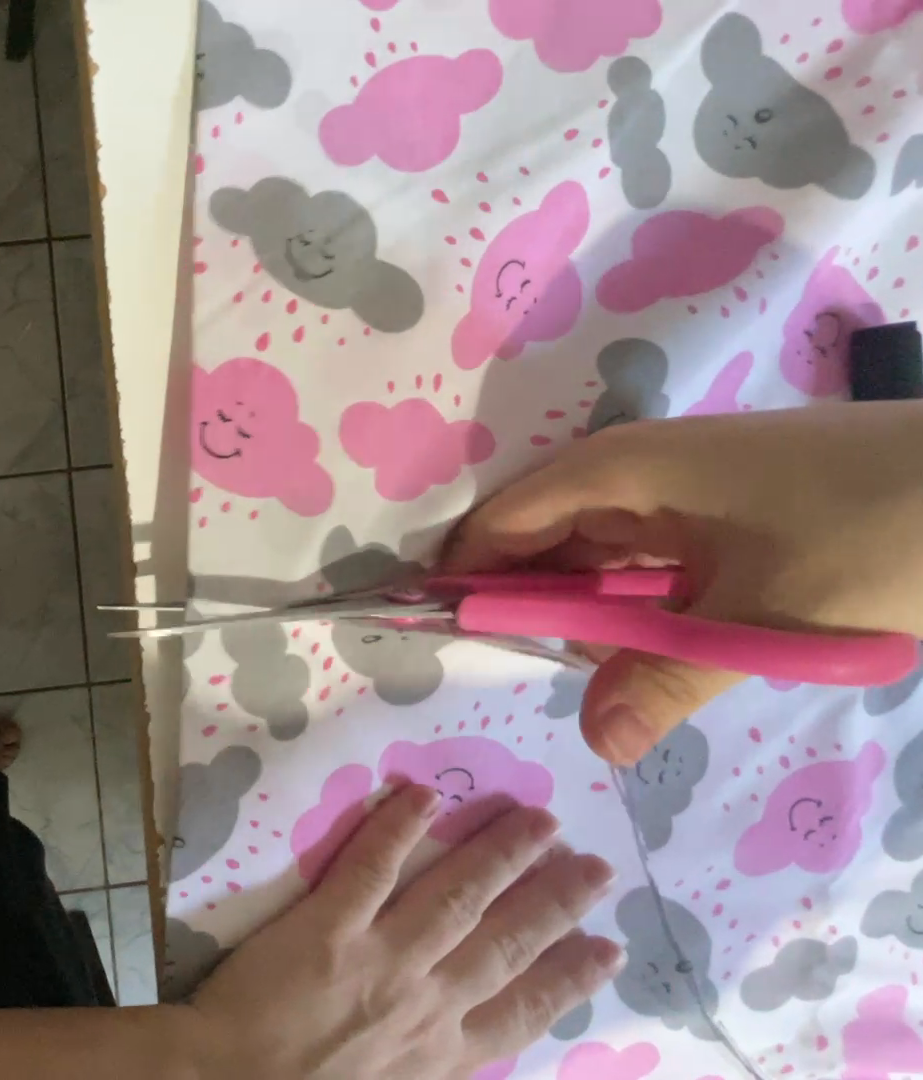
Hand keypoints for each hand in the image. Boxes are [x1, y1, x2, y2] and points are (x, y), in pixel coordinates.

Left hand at [188, 786, 620, 1079]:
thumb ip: (437, 1056)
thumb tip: (473, 1024)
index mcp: (447, 1051)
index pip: (527, 1007)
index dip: (572, 976)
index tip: (611, 946)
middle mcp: (428, 1002)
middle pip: (504, 941)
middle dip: (555, 901)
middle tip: (595, 863)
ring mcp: (380, 960)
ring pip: (455, 896)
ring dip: (501, 855)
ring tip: (538, 820)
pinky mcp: (326, 928)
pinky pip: (371, 869)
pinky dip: (400, 829)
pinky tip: (425, 796)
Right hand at [442, 403, 922, 763]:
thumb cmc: (884, 527)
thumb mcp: (773, 618)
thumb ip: (670, 680)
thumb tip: (596, 747)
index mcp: (608, 472)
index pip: (495, 528)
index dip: (463, 580)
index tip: (446, 638)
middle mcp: (619, 468)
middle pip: (529, 537)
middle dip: (515, 599)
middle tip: (511, 667)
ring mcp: (664, 483)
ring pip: (579, 547)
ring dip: (569, 603)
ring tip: (567, 662)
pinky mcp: (704, 501)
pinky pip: (628, 551)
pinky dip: (616, 594)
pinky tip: (628, 634)